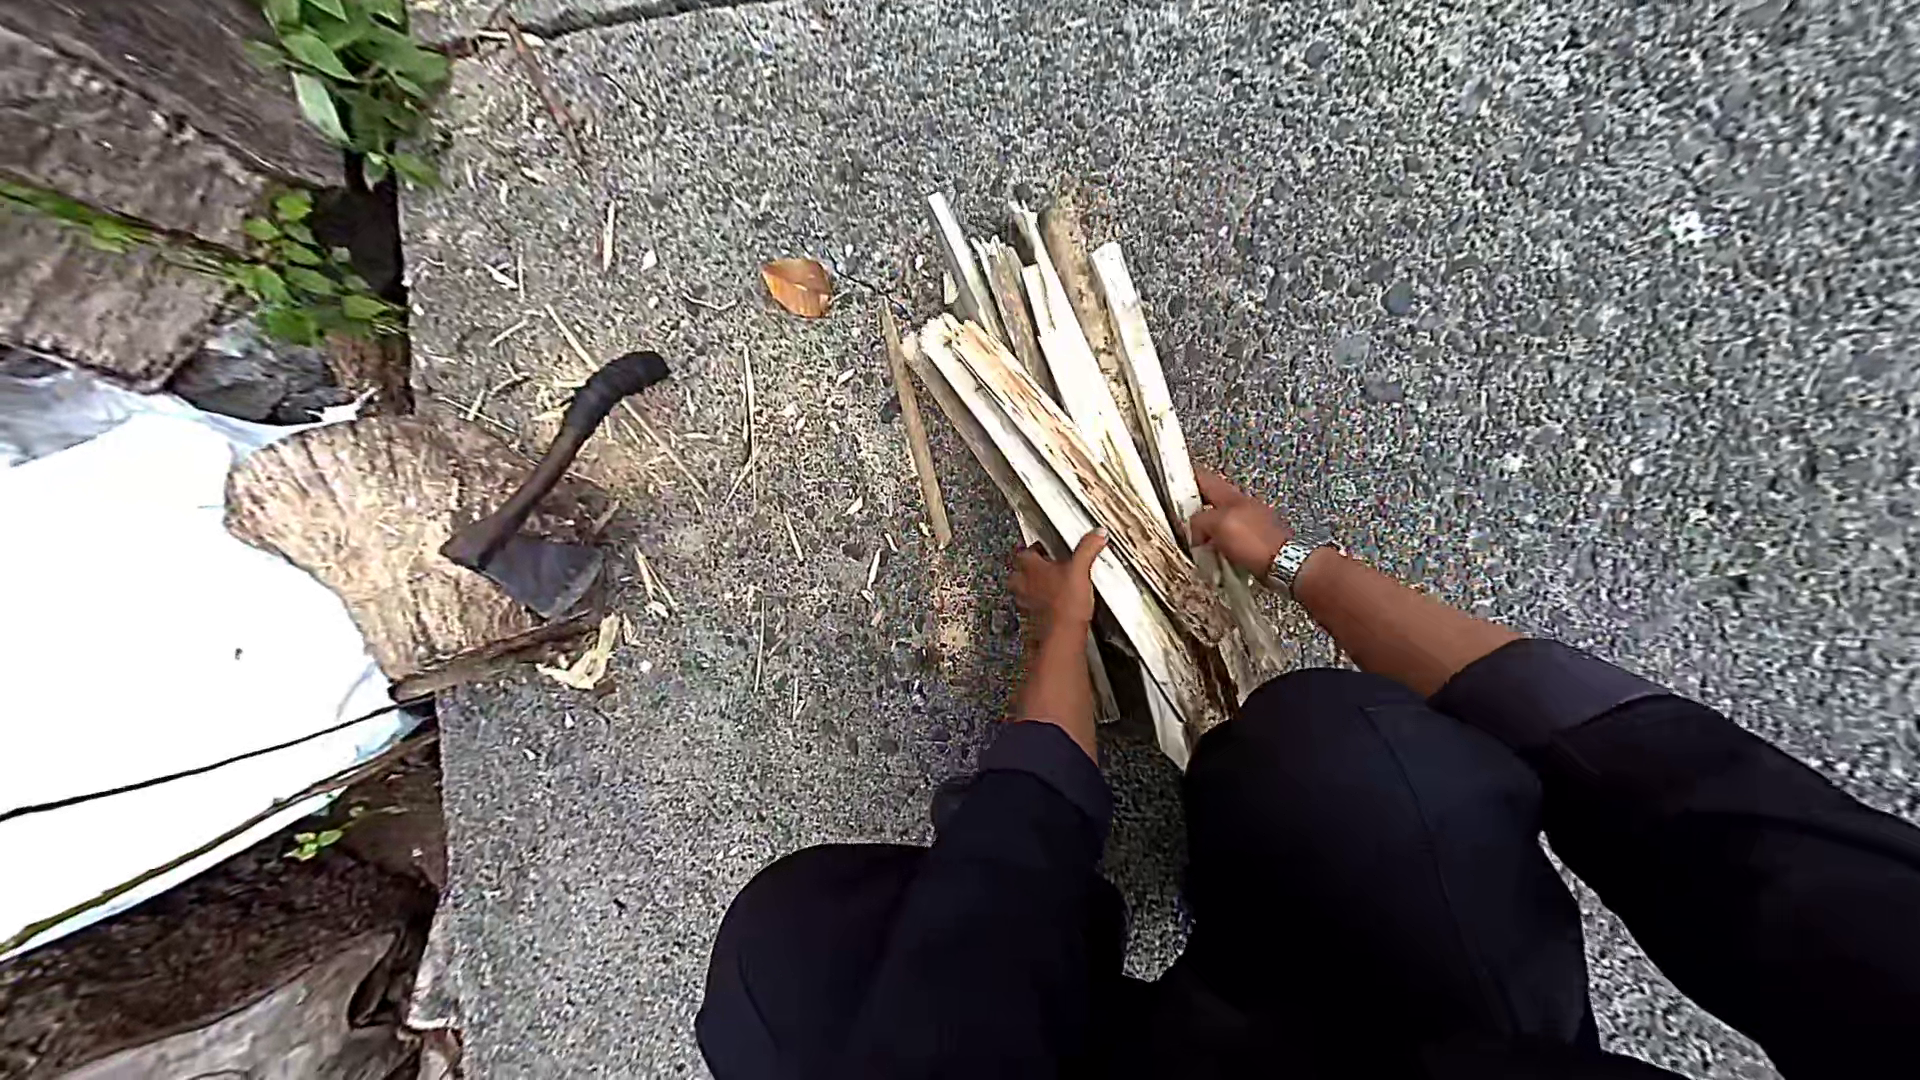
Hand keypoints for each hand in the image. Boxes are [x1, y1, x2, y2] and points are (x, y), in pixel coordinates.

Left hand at [1009, 529, 1106, 639]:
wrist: (1061, 635)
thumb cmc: (1065, 603)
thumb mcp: (1080, 569)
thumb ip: (1088, 548)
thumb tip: (1097, 534)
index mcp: (1029, 566)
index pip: (1026, 551)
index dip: (1038, 549)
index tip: (1049, 549)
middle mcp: (1022, 583)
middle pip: (1021, 570)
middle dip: (1034, 568)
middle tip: (1050, 567)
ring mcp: (1024, 601)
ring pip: (1024, 589)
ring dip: (1035, 586)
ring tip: (1053, 586)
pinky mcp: (1029, 618)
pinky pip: (1031, 606)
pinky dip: (1040, 604)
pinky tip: (1054, 605)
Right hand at [1191, 467, 1294, 579]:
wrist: (1284, 565)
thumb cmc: (1256, 542)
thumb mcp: (1219, 524)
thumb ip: (1200, 520)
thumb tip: (1194, 529)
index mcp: (1232, 496)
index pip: (1205, 478)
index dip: (1188, 477)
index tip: (1173, 480)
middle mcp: (1240, 507)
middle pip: (1208, 503)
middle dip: (1192, 513)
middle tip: (1182, 525)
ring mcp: (1248, 525)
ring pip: (1216, 525)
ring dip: (1205, 535)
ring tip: (1199, 546)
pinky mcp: (1252, 543)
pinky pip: (1226, 543)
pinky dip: (1217, 550)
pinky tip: (1216, 559)